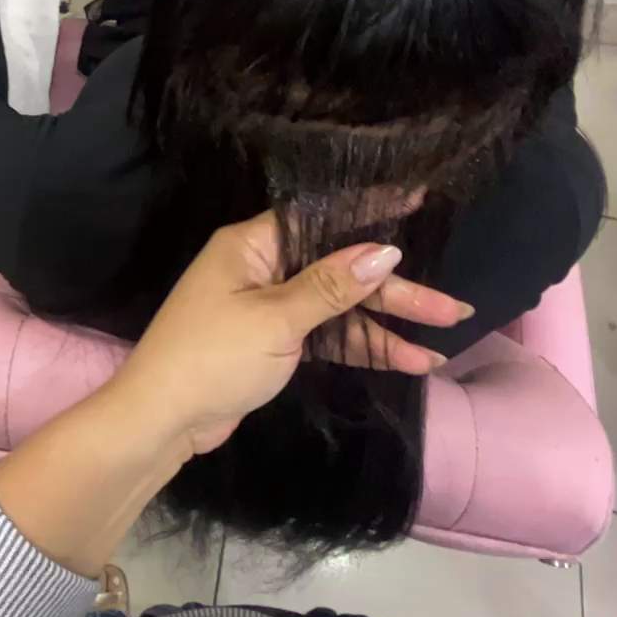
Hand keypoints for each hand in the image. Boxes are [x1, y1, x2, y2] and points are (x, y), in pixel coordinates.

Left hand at [111, 212, 467, 454]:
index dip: (368, 209)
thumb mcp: (275, 318)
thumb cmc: (212, 356)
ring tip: (445, 340)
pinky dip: (360, 347)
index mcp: (251, 246)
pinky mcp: (274, 342)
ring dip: (386, 325)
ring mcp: (267, 307)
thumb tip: (383, 250)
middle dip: (393, 290)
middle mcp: (260, 268)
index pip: (317, 216)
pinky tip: (408, 361)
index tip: (417, 198)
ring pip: (337, 307)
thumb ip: (331, 286)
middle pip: (338, 270)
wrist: (164, 417)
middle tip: (453, 308)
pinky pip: (325, 336)